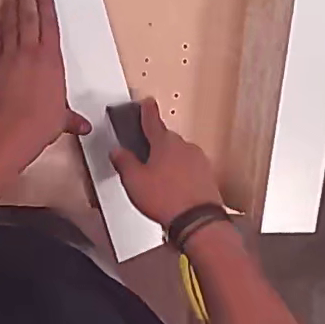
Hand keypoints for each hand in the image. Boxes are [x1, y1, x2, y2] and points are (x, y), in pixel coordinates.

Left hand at [0, 0, 89, 170]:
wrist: (14, 128)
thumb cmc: (43, 122)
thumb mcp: (61, 118)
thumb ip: (71, 118)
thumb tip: (84, 127)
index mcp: (51, 60)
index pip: (49, 24)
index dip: (46, 3)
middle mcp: (30, 52)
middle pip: (28, 16)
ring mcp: (9, 56)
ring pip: (9, 23)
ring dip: (9, 3)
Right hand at [108, 98, 222, 226]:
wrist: (197, 221)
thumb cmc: (167, 200)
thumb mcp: (134, 181)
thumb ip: (124, 162)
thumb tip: (118, 152)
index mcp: (164, 142)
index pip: (152, 120)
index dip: (146, 110)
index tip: (146, 102)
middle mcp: (184, 146)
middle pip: (165, 139)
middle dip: (155, 145)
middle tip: (142, 157)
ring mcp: (198, 160)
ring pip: (178, 154)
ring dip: (168, 162)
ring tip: (156, 182)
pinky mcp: (206, 175)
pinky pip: (189, 168)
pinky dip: (180, 174)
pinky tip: (172, 189)